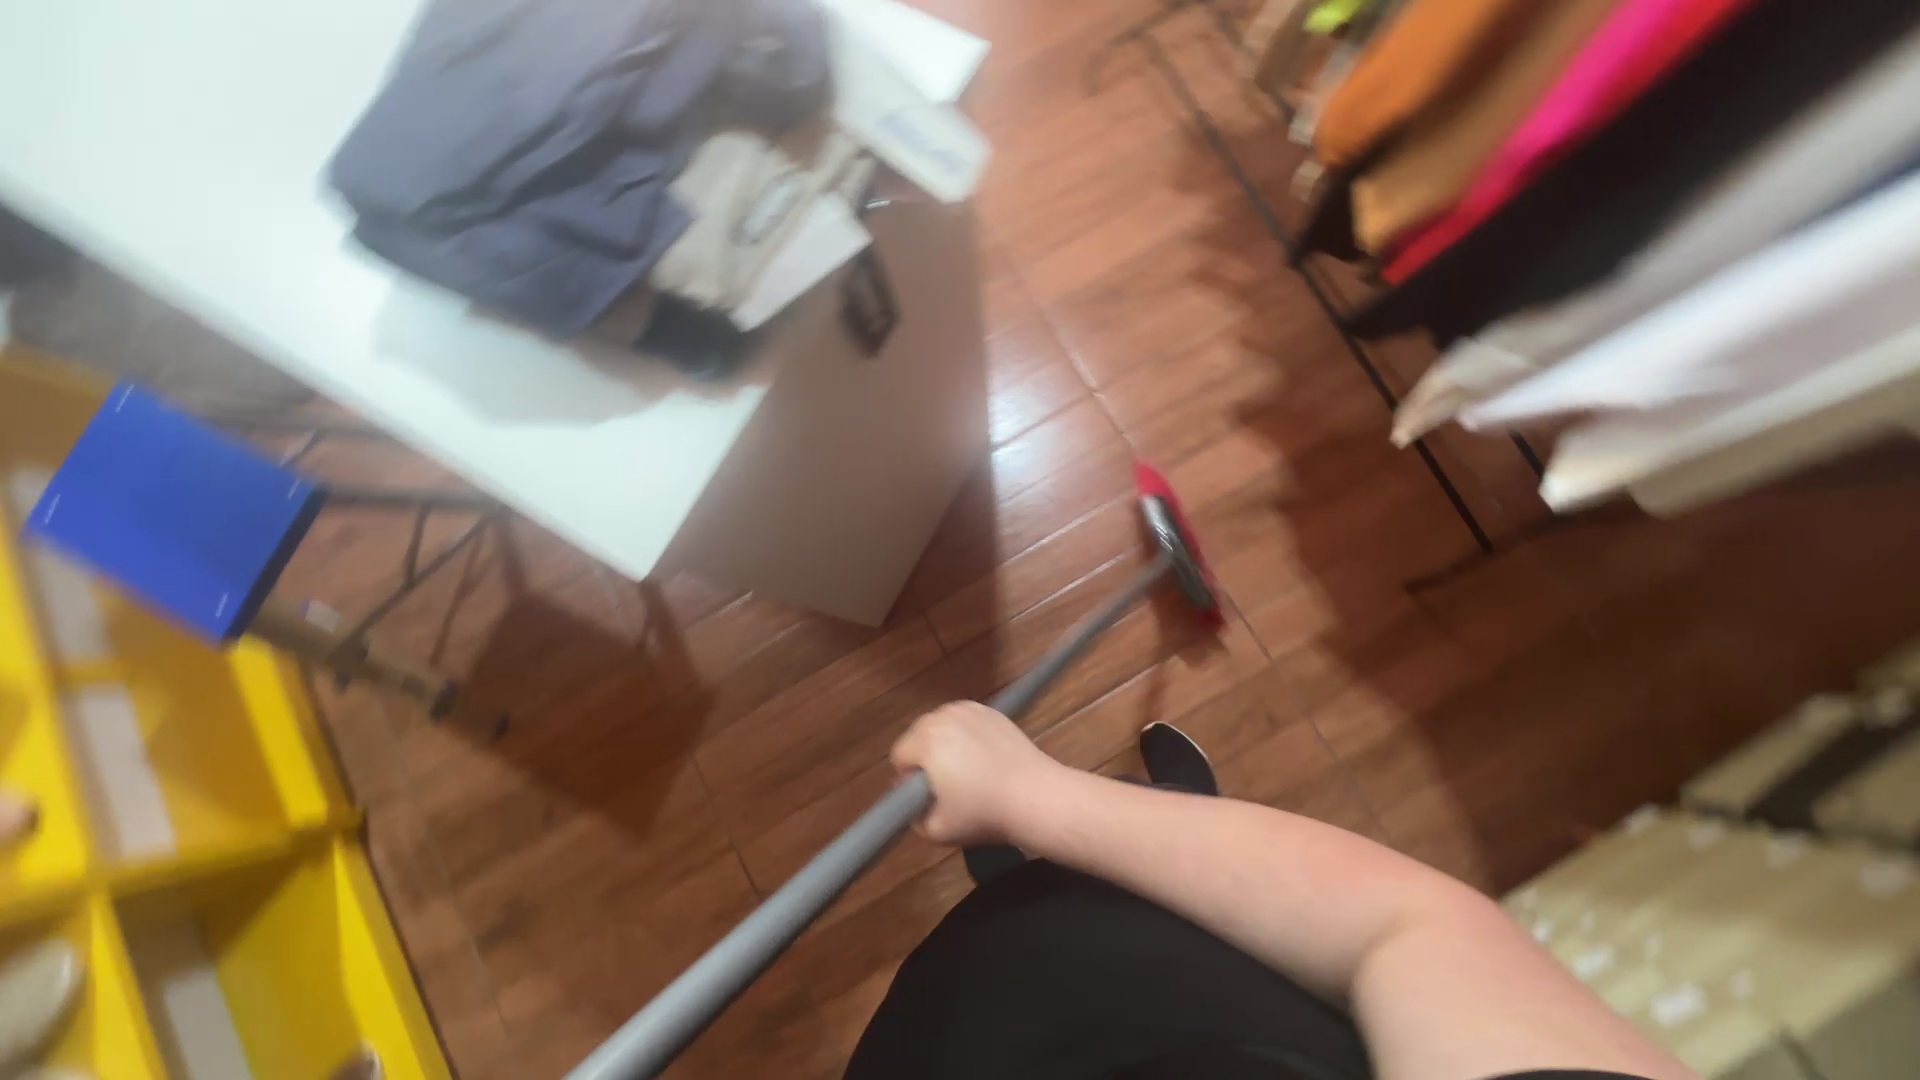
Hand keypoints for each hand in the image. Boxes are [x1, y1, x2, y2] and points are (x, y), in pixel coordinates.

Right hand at [890, 701, 1069, 846]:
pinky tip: (982, 757)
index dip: (907, 779)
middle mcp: (943, 715)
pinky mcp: (991, 711)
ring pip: (941, 726)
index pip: (899, 755)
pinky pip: (964, 721)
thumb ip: (913, 817)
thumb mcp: (936, 830)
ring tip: (966, 770)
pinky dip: (966, 735)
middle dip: (924, 757)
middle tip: (946, 785)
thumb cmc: (983, 812)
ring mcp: (970, 709)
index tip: (926, 796)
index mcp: (925, 739)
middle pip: (918, 735)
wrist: (1035, 795)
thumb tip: (914, 804)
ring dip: (944, 743)